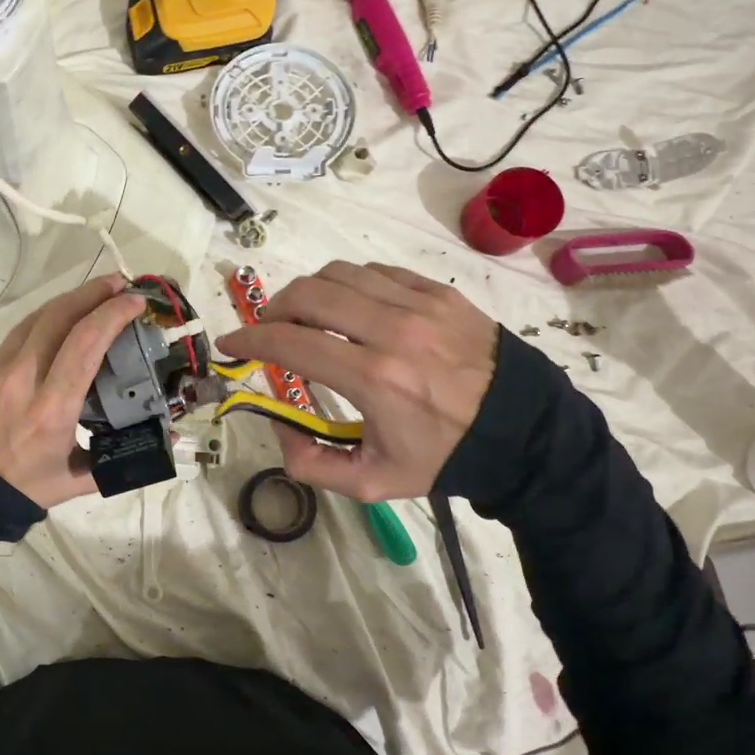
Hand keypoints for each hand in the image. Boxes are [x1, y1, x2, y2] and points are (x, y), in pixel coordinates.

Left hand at [0, 275, 146, 508]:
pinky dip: (46, 320)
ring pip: (36, 318)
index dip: (112, 314)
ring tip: (96, 295)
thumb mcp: (78, 479)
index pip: (84, 343)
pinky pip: (18, 334)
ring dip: (69, 300)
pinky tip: (62, 322)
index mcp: (51, 409)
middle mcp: (22, 380)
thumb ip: (124, 457)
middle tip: (121, 284)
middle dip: (93, 293)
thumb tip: (169, 438)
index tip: (135, 302)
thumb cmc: (25, 487)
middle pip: (59, 317)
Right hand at [216, 262, 497, 501]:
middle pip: (309, 294)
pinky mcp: (441, 292)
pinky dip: (349, 284)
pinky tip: (348, 307)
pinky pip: (377, 271)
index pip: (290, 342)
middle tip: (267, 329)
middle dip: (273, 309)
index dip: (248, 340)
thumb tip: (277, 424)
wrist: (525, 433)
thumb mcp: (371, 482)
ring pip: (340, 273)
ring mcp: (421, 304)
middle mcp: (394, 330)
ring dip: (309, 292)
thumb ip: (309, 462)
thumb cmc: (443, 457)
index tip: (229, 344)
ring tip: (304, 315)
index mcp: (375, 379)